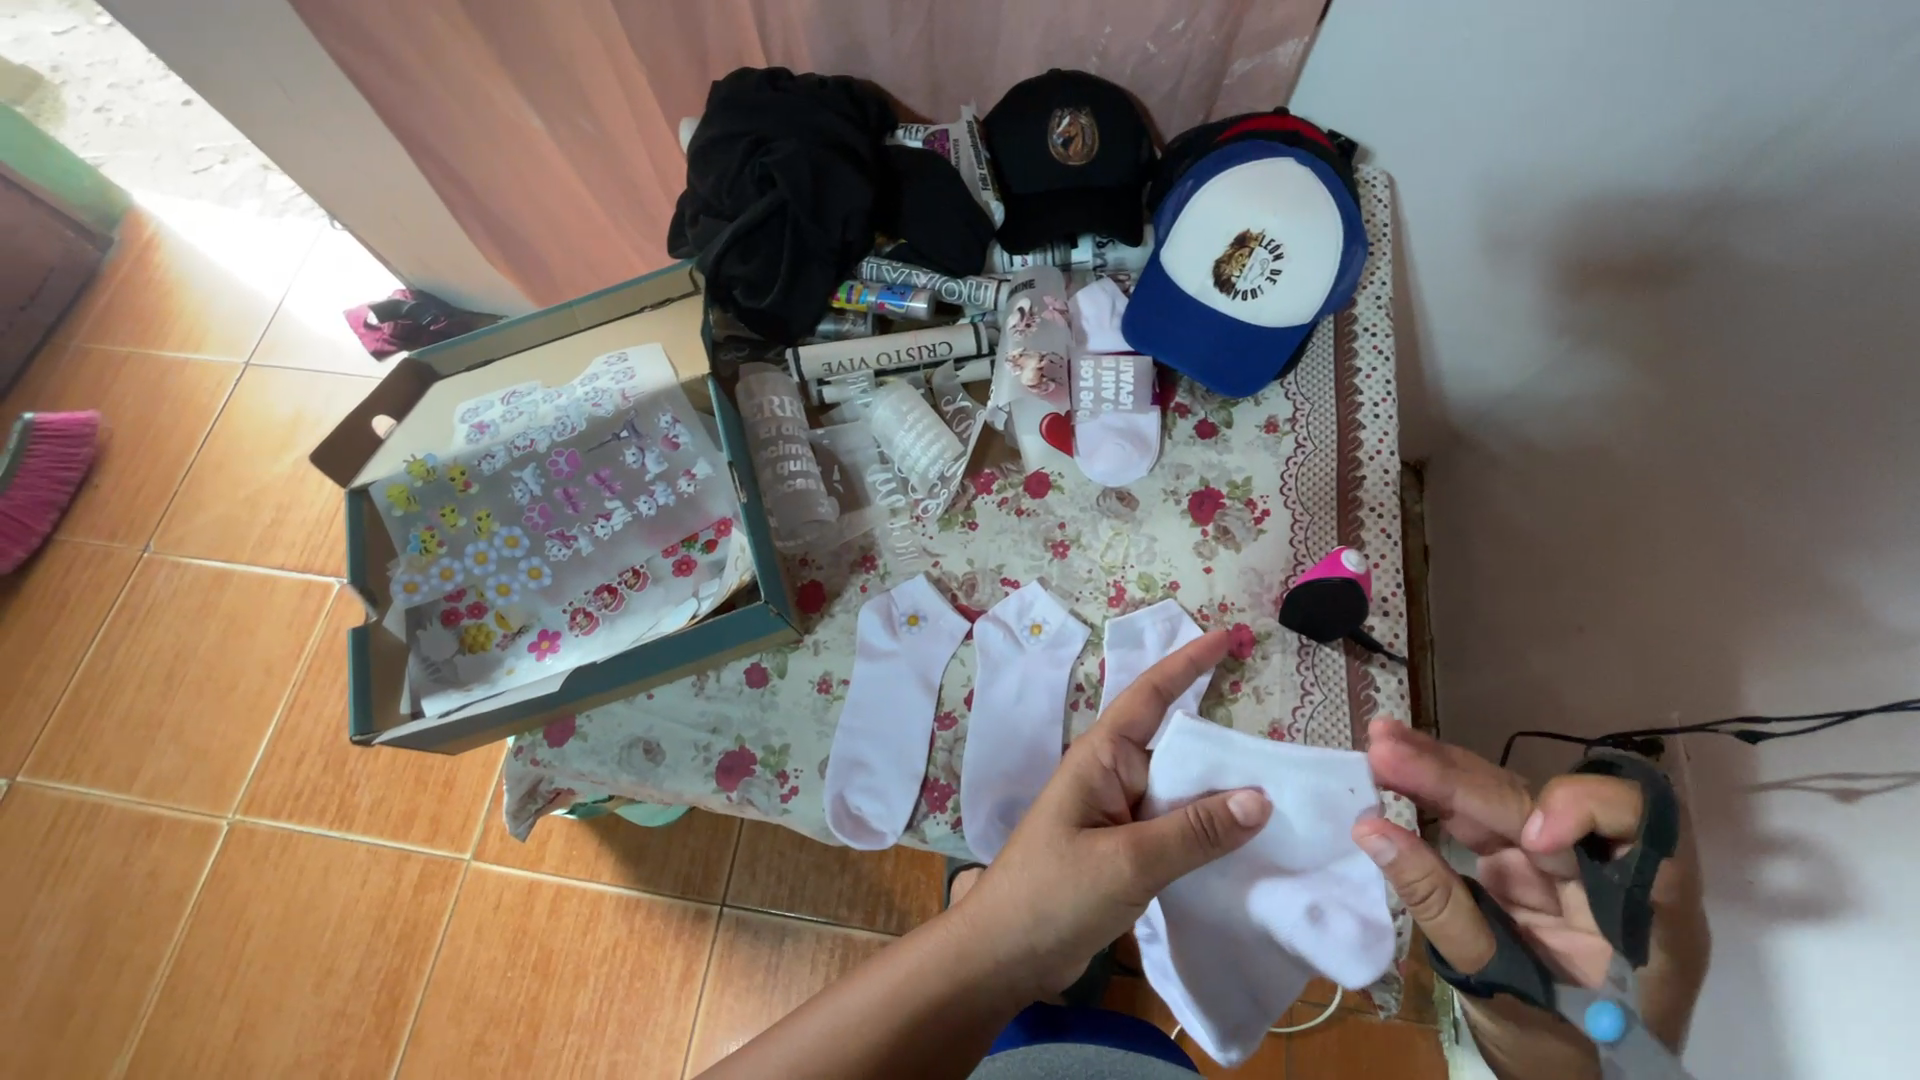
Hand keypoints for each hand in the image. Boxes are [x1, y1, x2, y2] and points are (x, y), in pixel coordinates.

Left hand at [954, 631, 1272, 998]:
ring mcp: (1119, 816)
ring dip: (1222, 795)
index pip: (1150, 696)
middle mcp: (1113, 777)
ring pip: (1182, 793)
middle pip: (1177, 749)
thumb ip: (1193, 831)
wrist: (1006, 953)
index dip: (1187, 664)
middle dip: (1224, 745)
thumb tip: (1261, 799)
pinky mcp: (1126, 852)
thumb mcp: (1127, 860)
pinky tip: (1249, 845)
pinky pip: (1177, 829)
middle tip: (1289, 749)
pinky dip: (1209, 832)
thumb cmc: (1053, 893)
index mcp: (1101, 758)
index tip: (1226, 637)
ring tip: (1288, 798)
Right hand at [1350, 720, 1709, 1076]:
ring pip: (1501, 800)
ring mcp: (1557, 869)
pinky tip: (1396, 773)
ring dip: (1438, 770)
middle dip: (1458, 773)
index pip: (1637, 828)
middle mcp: (1603, 875)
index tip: (1531, 836)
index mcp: (1640, 913)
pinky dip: (1434, 795)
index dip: (1585, 812)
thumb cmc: (1563, 1058)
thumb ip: (1441, 908)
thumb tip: (1370, 830)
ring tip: (1382, 744)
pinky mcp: (1518, 870)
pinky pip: (1477, 821)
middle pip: (1537, 802)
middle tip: (1387, 747)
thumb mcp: (1503, 993)